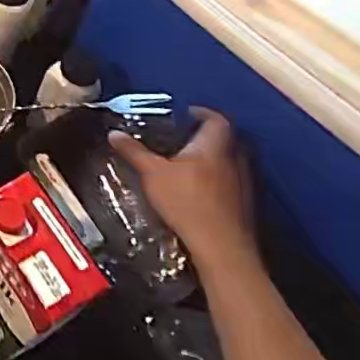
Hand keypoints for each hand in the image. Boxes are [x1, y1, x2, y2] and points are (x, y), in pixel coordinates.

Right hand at [109, 108, 254, 271]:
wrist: (221, 247)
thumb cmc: (186, 202)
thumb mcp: (152, 173)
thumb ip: (134, 152)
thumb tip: (114, 133)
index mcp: (214, 145)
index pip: (216, 119)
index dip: (202, 112)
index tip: (186, 113)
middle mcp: (234, 158)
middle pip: (225, 138)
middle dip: (205, 135)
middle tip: (183, 137)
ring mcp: (244, 182)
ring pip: (229, 160)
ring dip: (213, 158)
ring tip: (188, 163)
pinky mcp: (245, 204)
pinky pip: (231, 181)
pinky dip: (217, 179)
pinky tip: (200, 189)